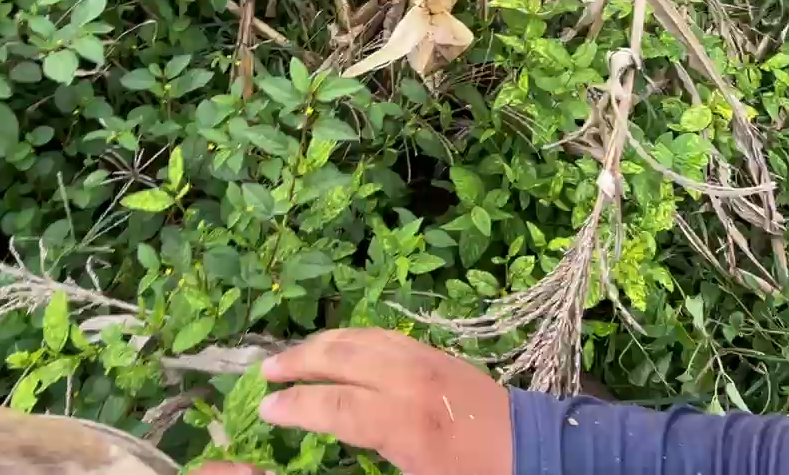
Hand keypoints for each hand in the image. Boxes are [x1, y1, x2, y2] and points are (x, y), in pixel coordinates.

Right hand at [197, 328, 511, 474]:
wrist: (524, 448)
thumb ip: (368, 456)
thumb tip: (334, 441)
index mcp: (404, 422)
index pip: (335, 405)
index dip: (296, 406)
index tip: (264, 408)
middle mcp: (409, 379)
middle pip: (343, 356)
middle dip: (300, 361)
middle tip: (265, 370)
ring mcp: (422, 358)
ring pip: (362, 337)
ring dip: (323, 342)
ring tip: (293, 353)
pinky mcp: (433, 351)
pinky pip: (384, 334)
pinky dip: (353, 335)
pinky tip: (340, 344)